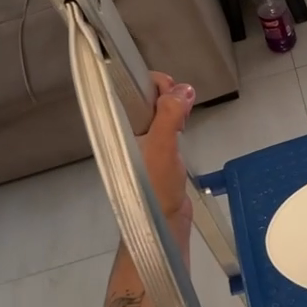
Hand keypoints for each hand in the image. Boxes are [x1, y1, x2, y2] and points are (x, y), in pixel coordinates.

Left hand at [137, 72, 196, 248]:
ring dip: (175, 110)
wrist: (163, 223)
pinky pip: (168, 124)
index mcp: (123, 125)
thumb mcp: (162, 146)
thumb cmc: (157, 186)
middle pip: (150, 96)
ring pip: (160, 110)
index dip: (155, 83)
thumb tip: (183, 88)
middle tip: (181, 110)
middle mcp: (130, 129)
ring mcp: (144, 140)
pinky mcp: (158, 151)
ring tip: (182, 123)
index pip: (134, 89)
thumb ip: (170, 114)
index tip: (174, 91)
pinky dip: (178, 122)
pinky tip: (183, 131)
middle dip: (170, 96)